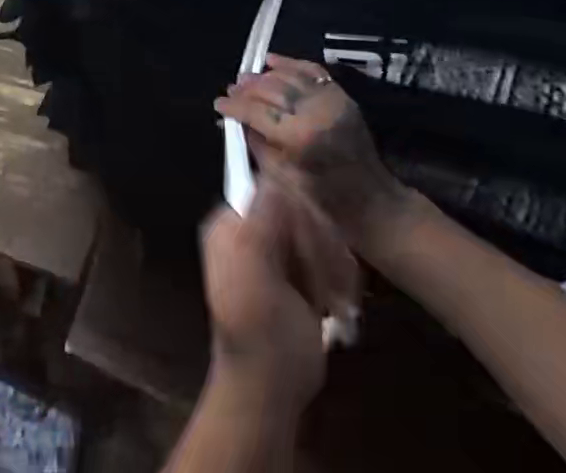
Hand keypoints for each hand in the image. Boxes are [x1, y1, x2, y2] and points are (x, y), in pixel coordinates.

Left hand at [200, 179, 351, 403]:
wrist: (269, 387)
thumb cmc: (259, 332)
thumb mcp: (253, 271)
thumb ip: (260, 222)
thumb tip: (274, 177)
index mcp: (229, 223)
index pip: (273, 191)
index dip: (302, 216)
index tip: (317, 248)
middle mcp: (248, 229)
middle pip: (300, 212)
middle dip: (320, 247)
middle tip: (326, 286)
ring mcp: (273, 249)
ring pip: (319, 234)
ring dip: (331, 266)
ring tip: (329, 300)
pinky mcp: (295, 270)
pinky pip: (326, 255)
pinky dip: (336, 278)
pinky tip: (335, 303)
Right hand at [216, 54, 415, 247]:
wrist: (373, 202)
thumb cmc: (324, 200)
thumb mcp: (281, 176)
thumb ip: (257, 143)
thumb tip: (237, 123)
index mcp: (299, 136)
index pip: (256, 111)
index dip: (234, 106)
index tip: (218, 104)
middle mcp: (316, 112)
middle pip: (271, 89)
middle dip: (247, 88)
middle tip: (230, 90)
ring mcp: (332, 101)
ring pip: (290, 77)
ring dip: (264, 75)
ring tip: (246, 78)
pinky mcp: (343, 98)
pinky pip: (313, 72)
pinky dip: (291, 65)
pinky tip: (273, 62)